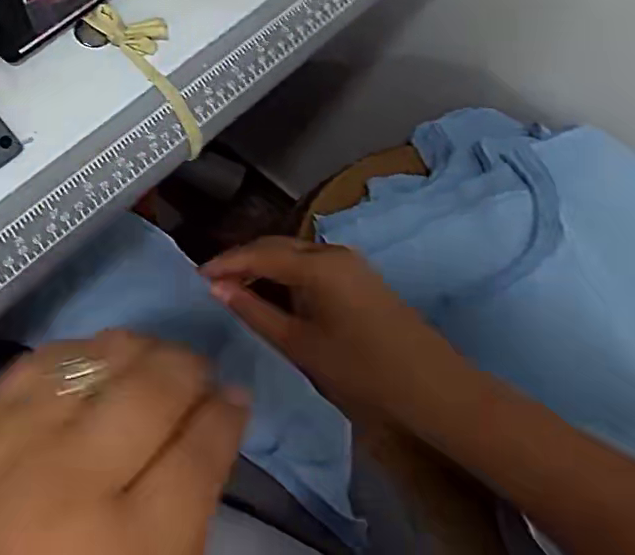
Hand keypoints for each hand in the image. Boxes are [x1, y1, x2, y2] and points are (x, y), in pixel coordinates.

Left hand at [0, 330, 249, 554]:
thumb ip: (179, 522)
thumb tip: (204, 444)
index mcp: (134, 542)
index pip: (198, 456)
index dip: (226, 419)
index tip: (237, 397)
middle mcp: (80, 475)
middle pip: (151, 392)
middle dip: (187, 368)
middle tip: (199, 368)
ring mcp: (24, 436)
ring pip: (95, 360)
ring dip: (135, 347)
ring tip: (152, 352)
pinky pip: (39, 361)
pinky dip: (74, 350)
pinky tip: (91, 354)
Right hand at [200, 237, 464, 421]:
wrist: (437, 390)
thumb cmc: (363, 369)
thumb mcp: (299, 344)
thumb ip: (254, 311)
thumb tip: (216, 288)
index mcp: (315, 265)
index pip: (256, 254)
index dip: (224, 264)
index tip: (197, 276)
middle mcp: (329, 251)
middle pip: (273, 245)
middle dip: (241, 259)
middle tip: (212, 280)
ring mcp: (347, 260)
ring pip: (290, 251)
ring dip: (261, 263)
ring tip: (235, 285)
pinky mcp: (357, 273)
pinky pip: (308, 261)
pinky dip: (283, 270)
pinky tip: (271, 289)